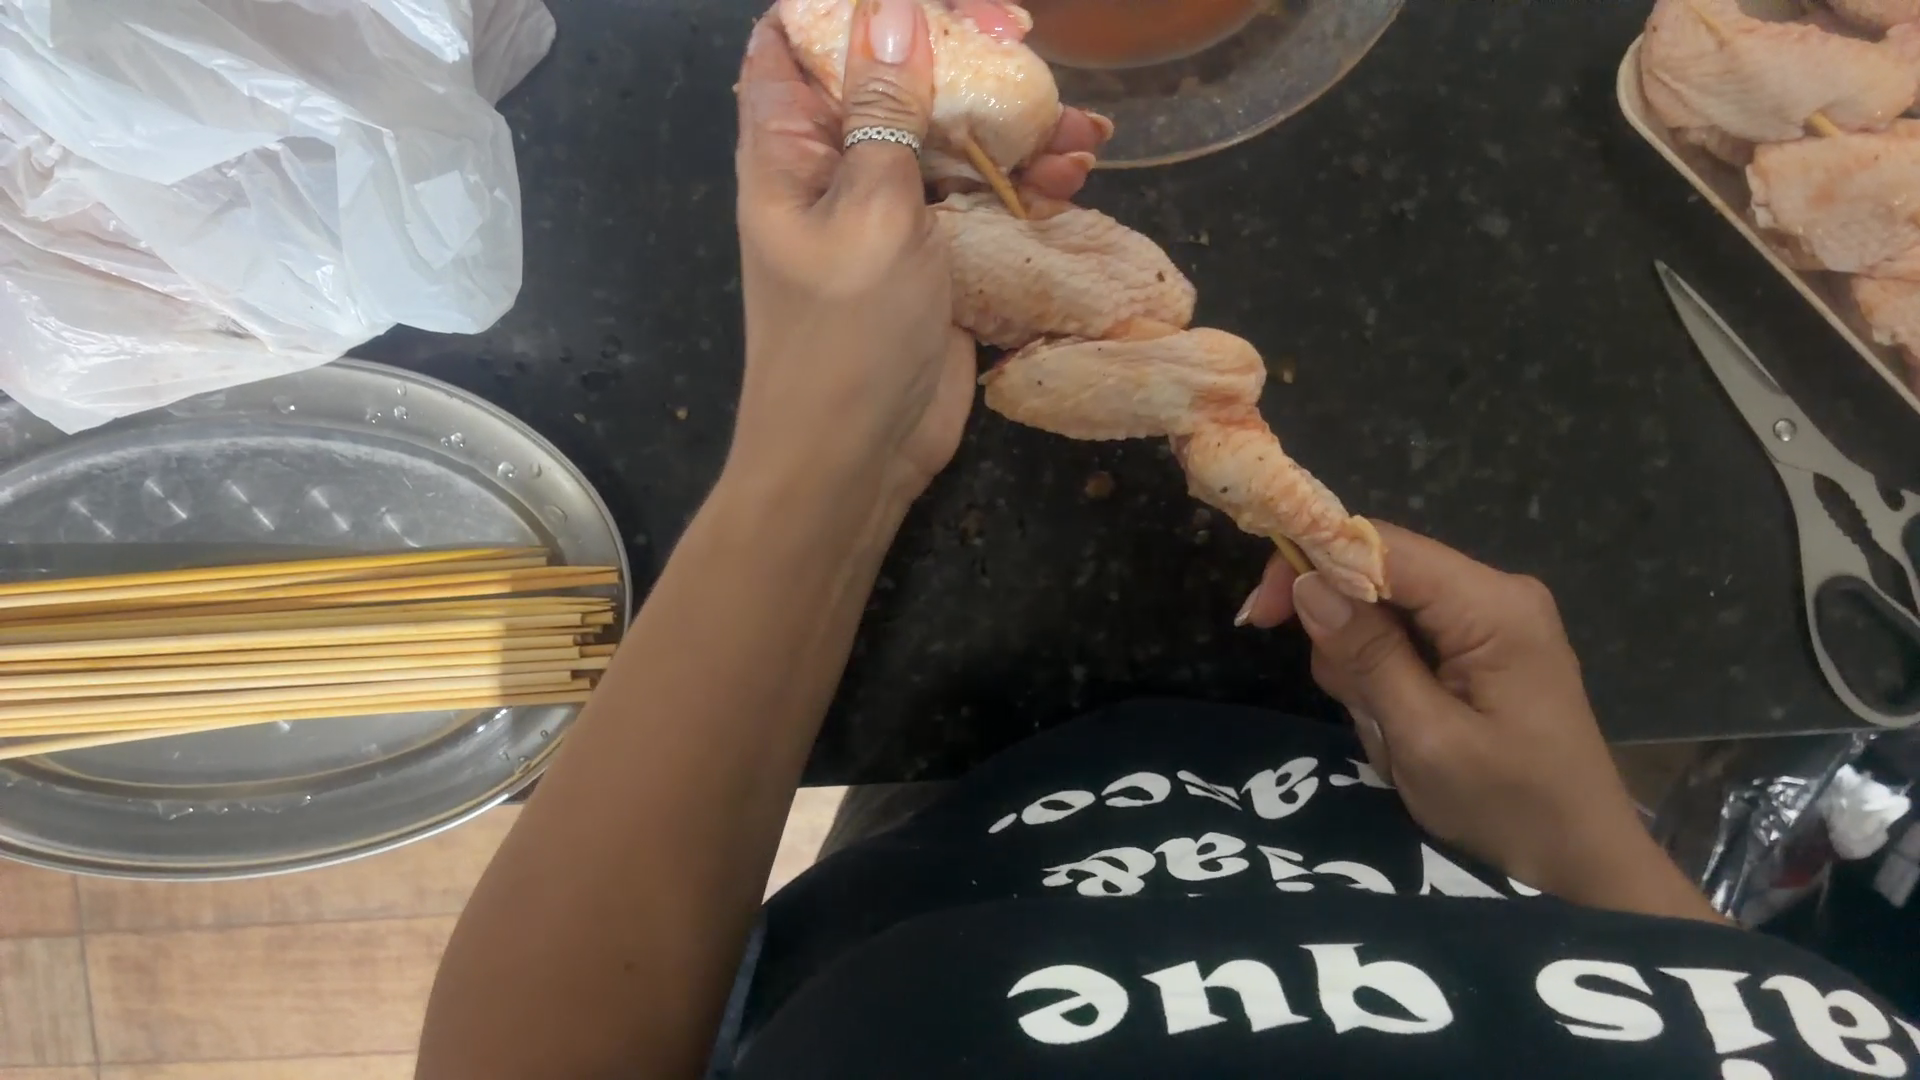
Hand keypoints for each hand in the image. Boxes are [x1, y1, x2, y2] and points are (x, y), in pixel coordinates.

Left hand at [732, 5, 1107, 512]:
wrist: (858, 455)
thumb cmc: (847, 337)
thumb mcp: (868, 213)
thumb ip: (884, 113)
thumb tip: (891, 10)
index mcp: (791, 147)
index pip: (801, 40)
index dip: (858, 10)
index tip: (927, 8)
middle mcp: (838, 172)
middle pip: (895, 83)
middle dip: (963, 62)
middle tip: (1027, 49)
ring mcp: (892, 221)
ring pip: (953, 146)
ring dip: (1014, 132)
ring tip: (1079, 136)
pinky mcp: (937, 263)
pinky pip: (981, 207)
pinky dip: (1024, 191)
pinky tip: (1072, 179)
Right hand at [1239, 524, 1718, 920]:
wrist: (1579, 864)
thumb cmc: (1509, 806)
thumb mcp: (1425, 737)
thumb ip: (1367, 655)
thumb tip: (1307, 585)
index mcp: (1491, 607)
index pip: (1381, 547)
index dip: (1311, 562)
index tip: (1260, 613)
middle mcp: (1490, 593)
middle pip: (1375, 570)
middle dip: (1334, 622)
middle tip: (1334, 689)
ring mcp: (1483, 617)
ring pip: (1376, 604)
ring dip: (1354, 658)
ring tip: (1382, 720)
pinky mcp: (1472, 641)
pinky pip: (1395, 631)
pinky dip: (1373, 668)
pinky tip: (1392, 713)